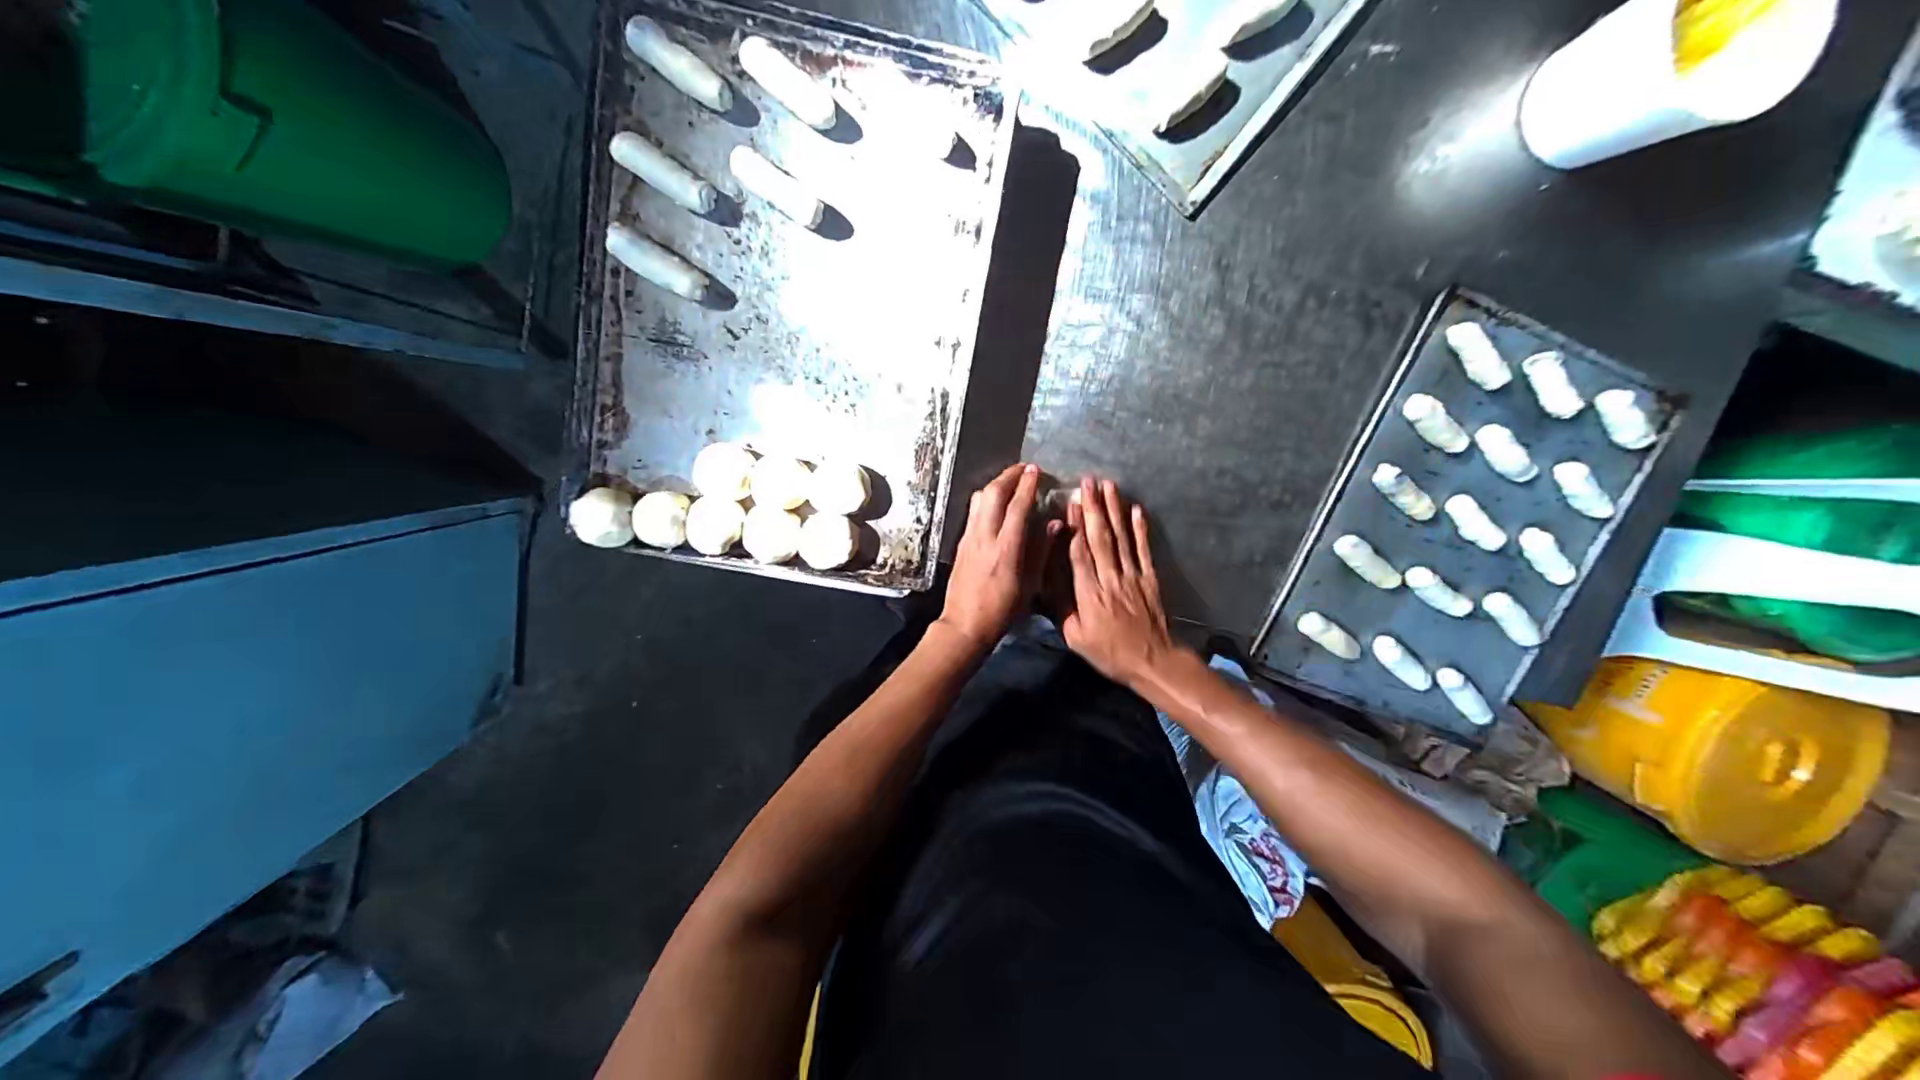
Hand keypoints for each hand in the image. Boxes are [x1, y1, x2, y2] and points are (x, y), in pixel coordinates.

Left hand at [938, 463, 1057, 649]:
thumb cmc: (1003, 610)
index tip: (1036, 470)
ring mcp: (969, 538)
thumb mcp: (1030, 584)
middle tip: (1024, 469)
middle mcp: (985, 537)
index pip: (1017, 506)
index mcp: (1006, 548)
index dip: (1027, 484)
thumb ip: (1041, 550)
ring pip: (979, 499)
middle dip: (1009, 476)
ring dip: (995, 484)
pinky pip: (973, 511)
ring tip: (1010, 481)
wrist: (964, 624)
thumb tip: (1054, 522)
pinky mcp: (961, 543)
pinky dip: (986, 498)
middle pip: (993, 493)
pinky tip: (995, 503)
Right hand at [1060, 477, 1176, 687]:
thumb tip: (1045, 579)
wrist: (1152, 662)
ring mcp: (1133, 576)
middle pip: (1100, 538)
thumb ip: (1060, 606)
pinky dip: (1140, 529)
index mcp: (1089, 594)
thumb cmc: (1108, 653)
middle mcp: (1111, 579)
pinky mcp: (1150, 578)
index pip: (1079, 553)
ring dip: (1114, 510)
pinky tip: (1136, 509)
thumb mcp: (1074, 637)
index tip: (1071, 502)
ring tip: (1108, 485)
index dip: (1075, 526)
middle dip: (1093, 507)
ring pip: (1121, 538)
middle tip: (1088, 482)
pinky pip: (1144, 549)